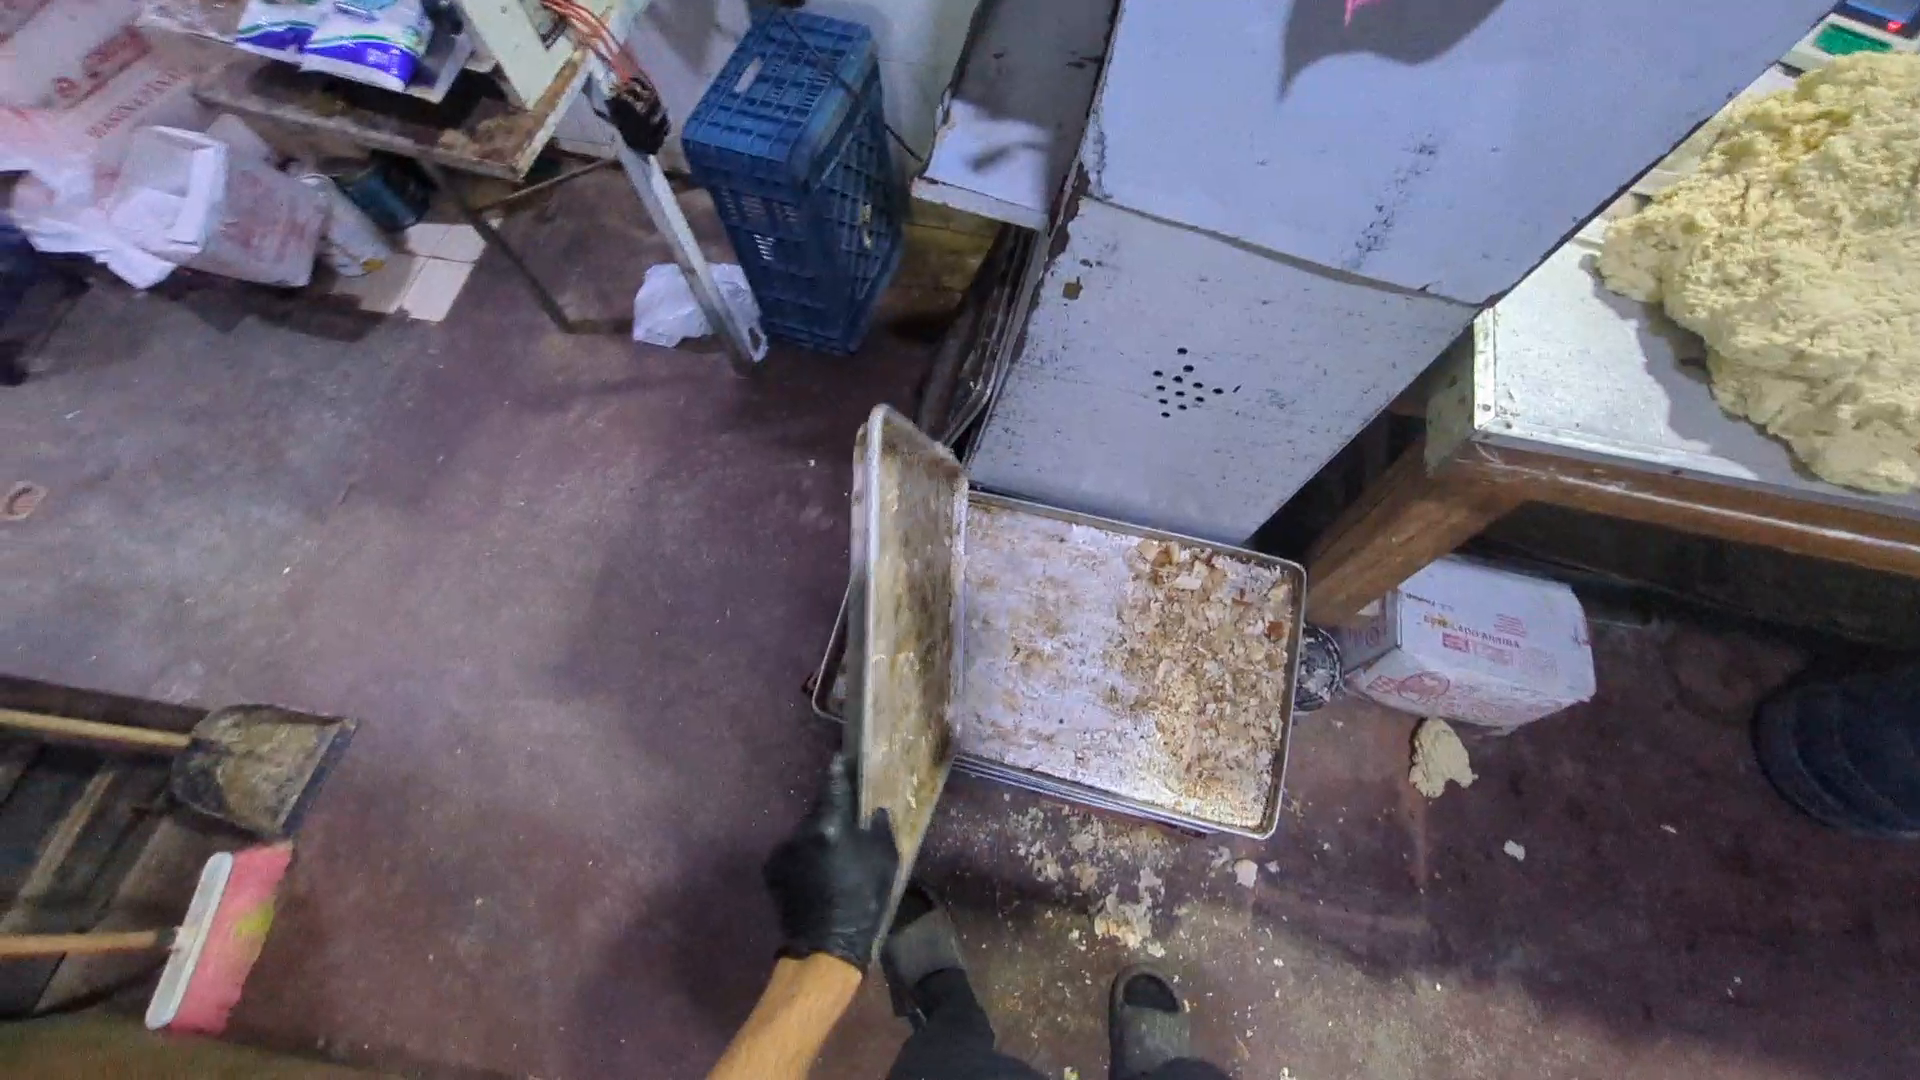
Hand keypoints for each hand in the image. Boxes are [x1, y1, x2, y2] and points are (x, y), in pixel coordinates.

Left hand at [763, 754, 898, 969]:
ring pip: (805, 831)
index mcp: (829, 825)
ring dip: (818, 835)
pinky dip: (806, 853)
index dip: (839, 770)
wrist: (826, 947)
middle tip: (847, 821)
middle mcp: (800, 831)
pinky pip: (794, 851)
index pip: (832, 785)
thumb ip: (878, 827)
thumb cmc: (863, 900)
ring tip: (834, 853)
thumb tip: (874, 810)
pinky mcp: (773, 870)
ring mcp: (783, 851)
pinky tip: (819, 870)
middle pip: (818, 810)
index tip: (842, 758)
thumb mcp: (884, 860)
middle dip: (831, 812)